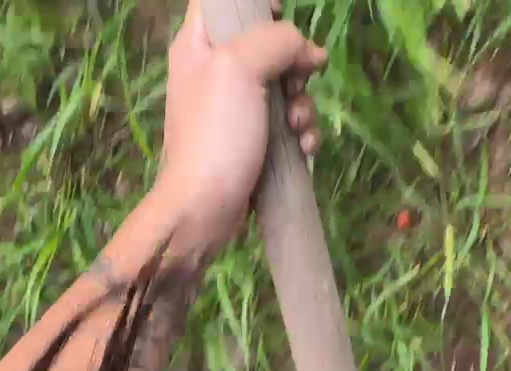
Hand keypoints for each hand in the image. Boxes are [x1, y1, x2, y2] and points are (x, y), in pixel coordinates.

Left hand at [156, 0, 326, 251]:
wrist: (202, 210)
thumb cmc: (214, 135)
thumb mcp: (240, 68)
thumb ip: (277, 41)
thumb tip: (311, 52)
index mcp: (199, 45)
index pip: (224, 2)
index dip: (256, 4)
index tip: (280, 18)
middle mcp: (215, 75)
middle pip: (266, 45)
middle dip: (293, 62)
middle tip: (294, 84)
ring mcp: (235, 114)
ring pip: (284, 89)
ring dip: (302, 104)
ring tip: (297, 127)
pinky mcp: (252, 146)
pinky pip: (285, 128)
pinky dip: (299, 135)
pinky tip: (303, 149)